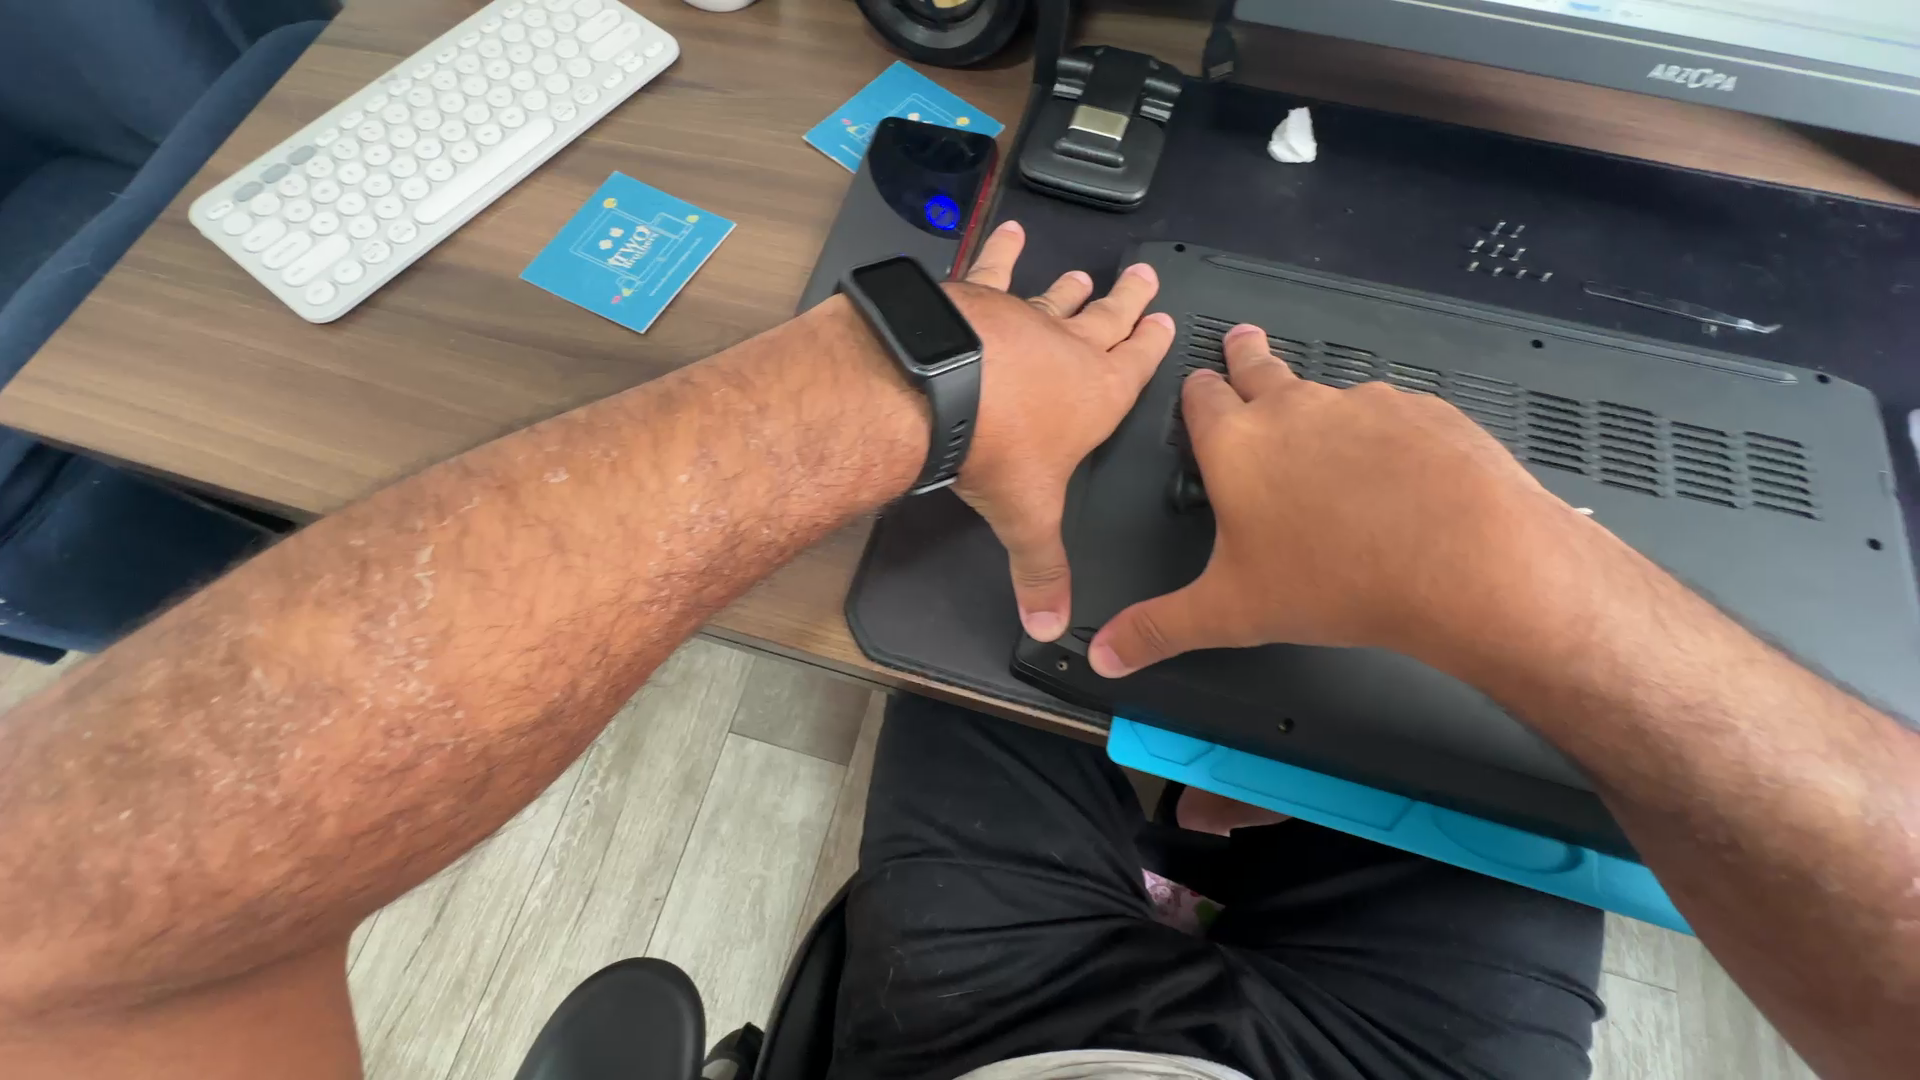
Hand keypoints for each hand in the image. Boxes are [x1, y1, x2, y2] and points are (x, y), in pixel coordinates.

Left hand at [947, 221, 1174, 641]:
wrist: (936, 391)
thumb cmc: (997, 451)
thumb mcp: (1026, 519)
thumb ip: (1041, 573)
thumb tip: (1050, 629)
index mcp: (1094, 397)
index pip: (1134, 368)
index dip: (1151, 348)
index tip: (1165, 323)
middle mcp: (1067, 349)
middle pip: (1108, 321)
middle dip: (1129, 303)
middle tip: (1146, 277)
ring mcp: (1023, 317)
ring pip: (1059, 298)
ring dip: (1075, 287)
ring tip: (1088, 272)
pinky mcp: (978, 297)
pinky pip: (995, 269)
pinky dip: (1003, 252)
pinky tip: (1009, 233)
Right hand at [1088, 324, 1592, 676]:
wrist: (1465, 564)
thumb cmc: (1334, 581)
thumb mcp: (1228, 613)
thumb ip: (1156, 630)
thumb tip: (1105, 656)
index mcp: (1236, 444)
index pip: (1200, 396)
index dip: (1195, 390)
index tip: (1197, 386)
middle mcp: (1293, 409)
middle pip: (1258, 364)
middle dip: (1243, 354)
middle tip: (1240, 341)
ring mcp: (1362, 404)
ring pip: (1325, 392)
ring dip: (1314, 403)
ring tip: (1322, 434)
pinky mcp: (1423, 413)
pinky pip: (1389, 413)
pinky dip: (1380, 432)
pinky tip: (1391, 471)